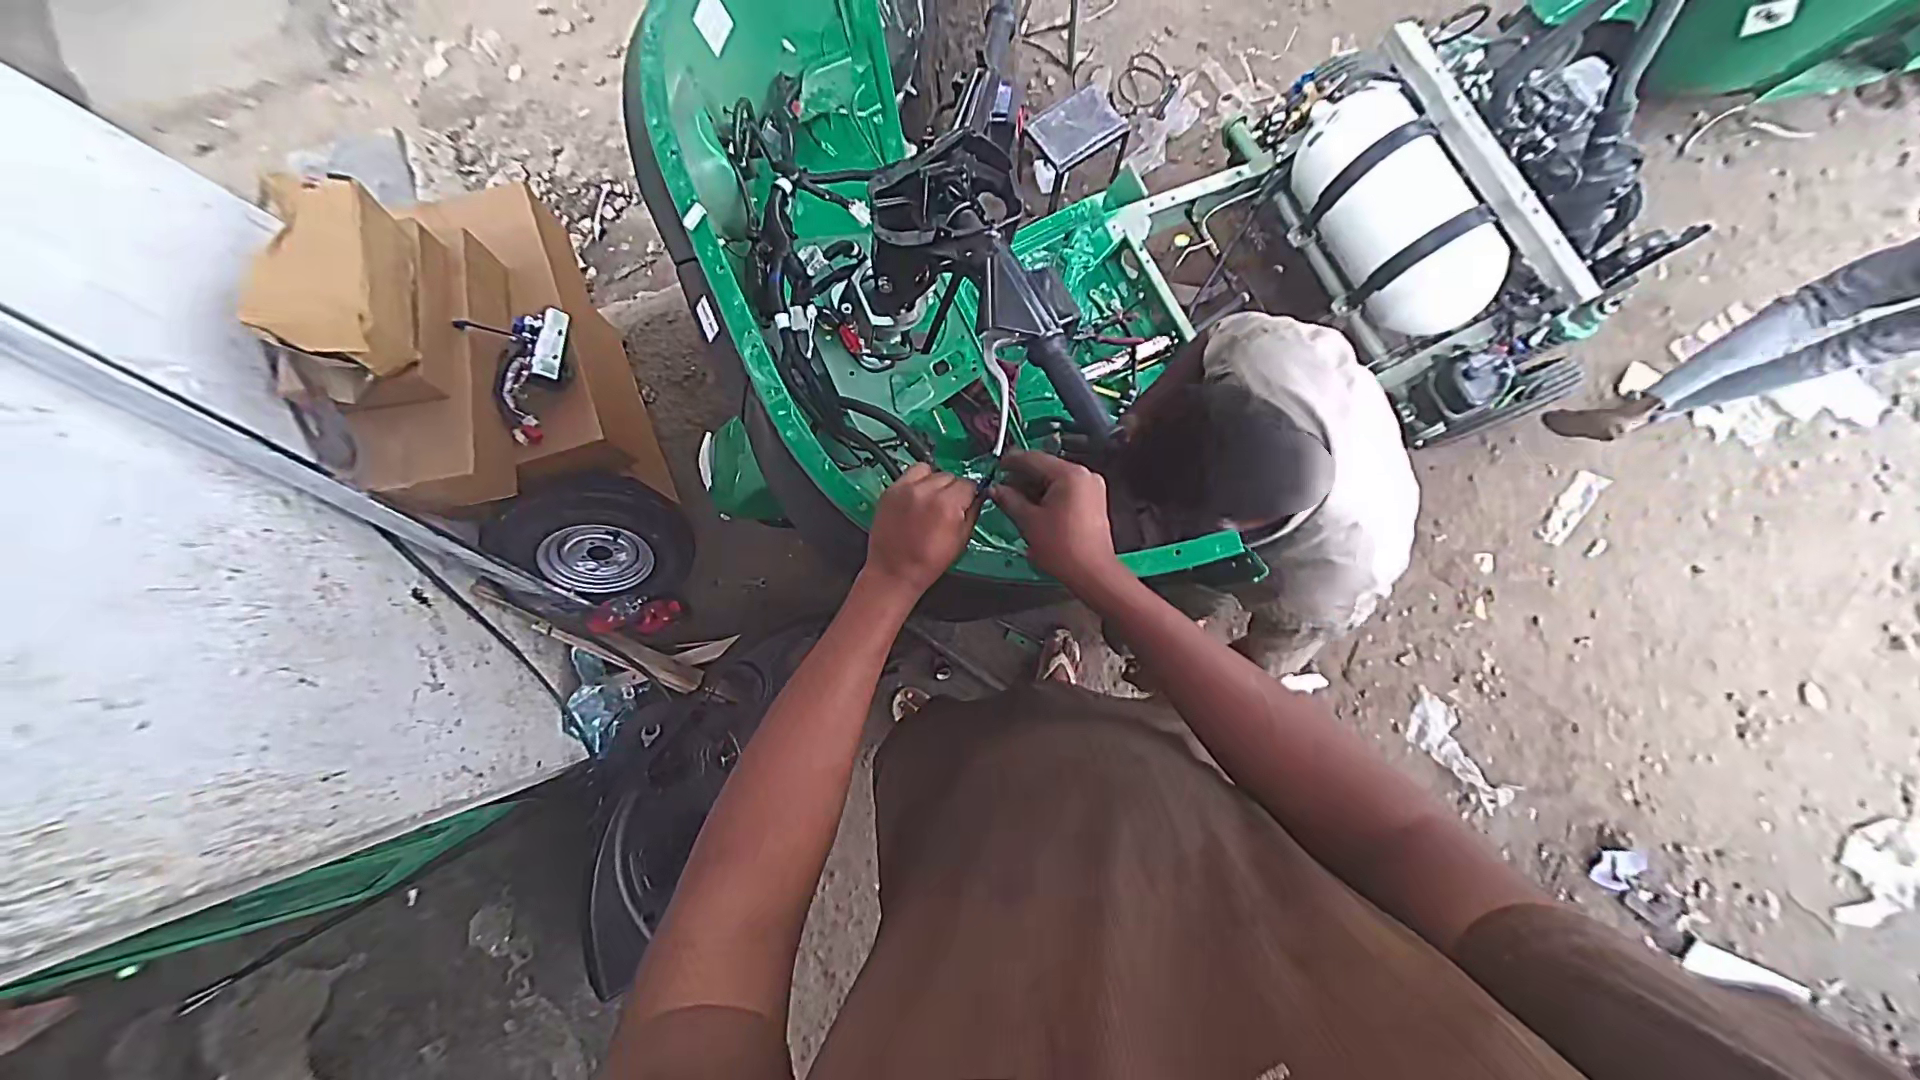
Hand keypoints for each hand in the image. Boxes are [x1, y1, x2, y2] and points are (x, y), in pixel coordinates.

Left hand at [862, 463, 980, 597]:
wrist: (893, 571)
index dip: (970, 494)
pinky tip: (918, 496)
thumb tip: (977, 498)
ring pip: (931, 471)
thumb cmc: (929, 562)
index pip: (969, 484)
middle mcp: (927, 490)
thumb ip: (972, 513)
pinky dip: (917, 481)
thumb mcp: (961, 540)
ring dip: (935, 482)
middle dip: (953, 489)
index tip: (967, 502)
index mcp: (948, 504)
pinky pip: (910, 473)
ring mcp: (906, 488)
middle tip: (948, 507)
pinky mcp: (891, 490)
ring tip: (932, 500)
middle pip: (950, 476)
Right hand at [991, 451, 1124, 592]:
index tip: (995, 466)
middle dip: (1022, 476)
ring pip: (1056, 479)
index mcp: (1070, 474)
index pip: (1034, 459)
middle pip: (1047, 468)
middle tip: (1001, 486)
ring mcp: (1092, 487)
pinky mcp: (1094, 500)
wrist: (1091, 572)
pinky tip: (1032, 505)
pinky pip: (1066, 489)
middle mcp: (1084, 475)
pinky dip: (1048, 494)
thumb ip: (1009, 499)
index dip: (1011, 461)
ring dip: (1034, 486)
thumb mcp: (1029, 521)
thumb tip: (995, 488)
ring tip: (1013, 498)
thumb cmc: (1060, 546)